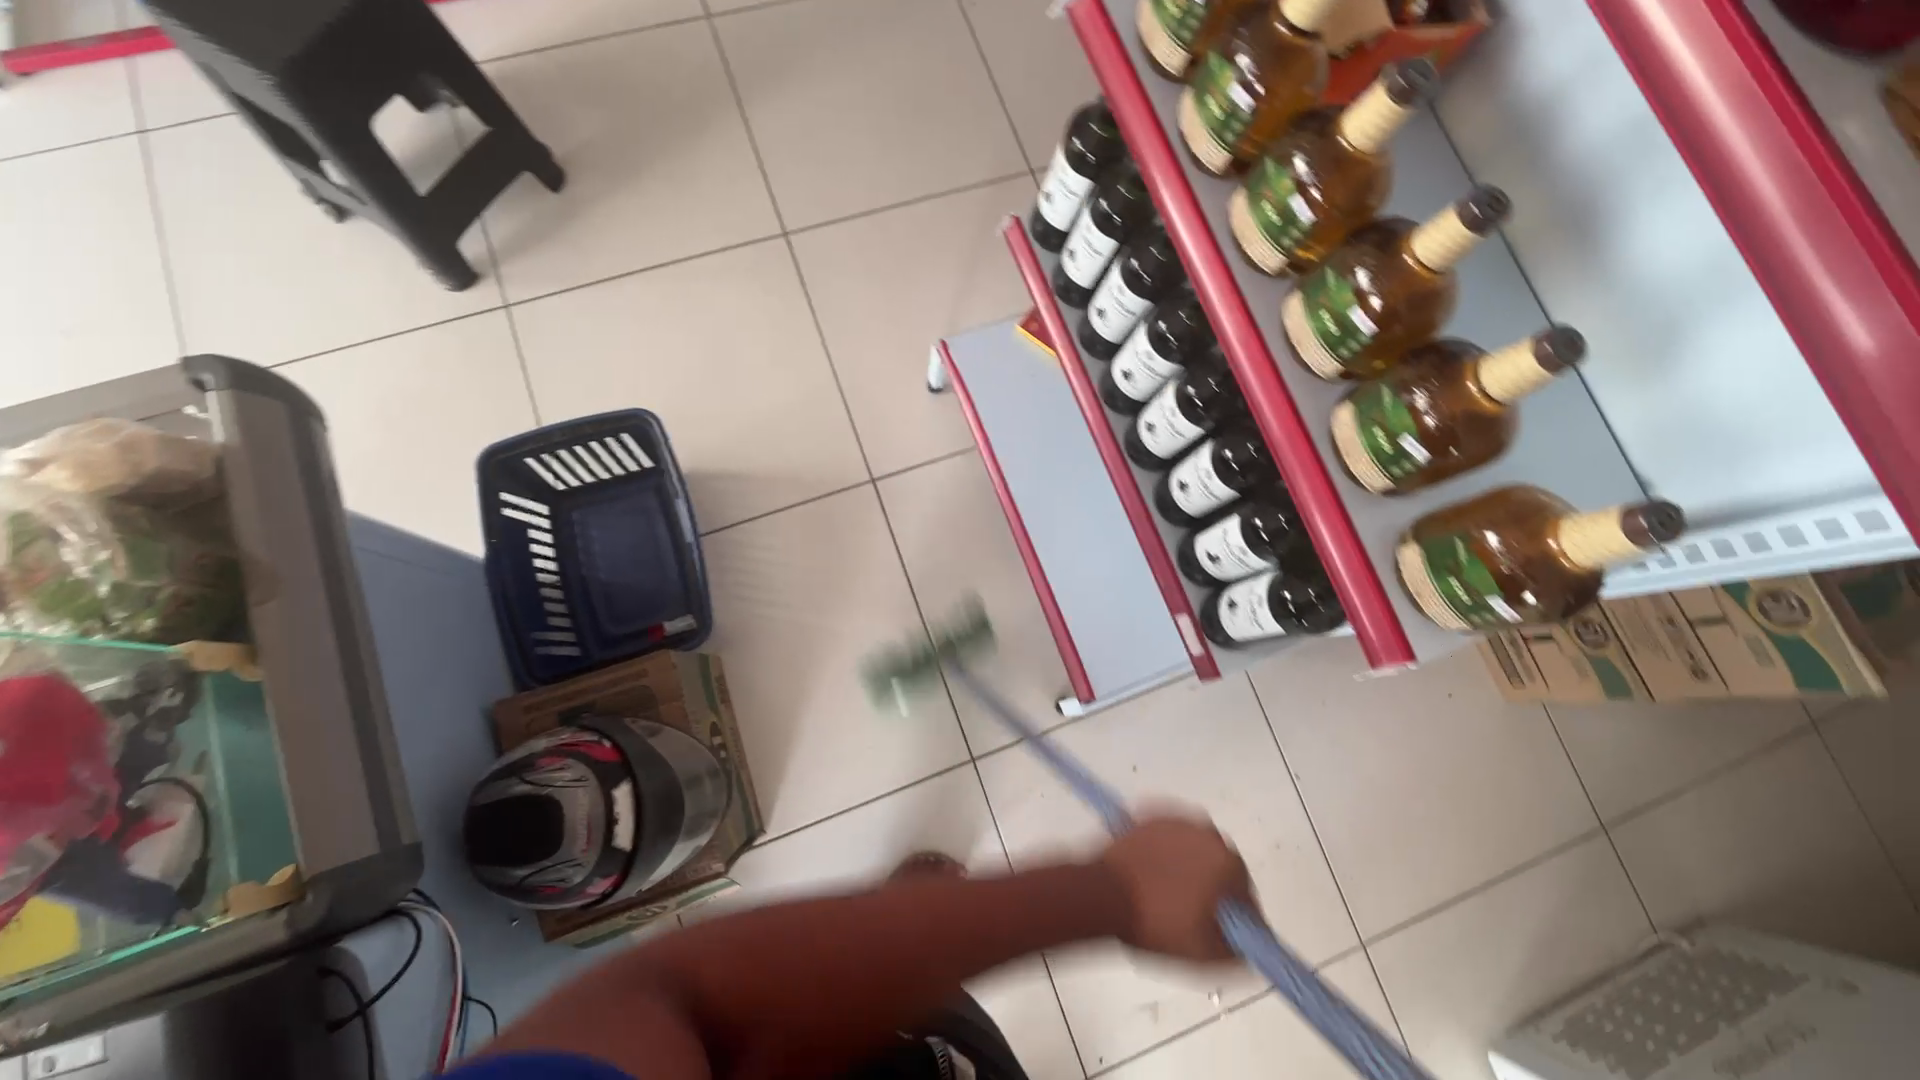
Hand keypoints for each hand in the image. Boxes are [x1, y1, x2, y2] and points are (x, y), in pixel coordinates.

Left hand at [1097, 812, 1251, 962]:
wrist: (1101, 893)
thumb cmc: (1156, 924)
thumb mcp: (1204, 955)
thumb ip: (1237, 951)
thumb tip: (1248, 944)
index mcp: (1229, 863)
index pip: (1245, 897)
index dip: (1235, 919)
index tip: (1218, 932)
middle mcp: (1209, 833)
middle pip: (1221, 868)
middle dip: (1212, 889)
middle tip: (1189, 913)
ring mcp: (1177, 820)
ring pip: (1195, 850)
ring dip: (1190, 867)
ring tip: (1166, 891)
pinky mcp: (1150, 814)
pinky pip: (1170, 837)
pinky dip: (1167, 850)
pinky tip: (1153, 870)